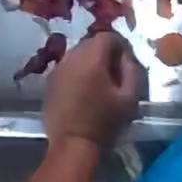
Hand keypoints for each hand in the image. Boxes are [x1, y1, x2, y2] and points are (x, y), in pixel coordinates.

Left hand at [41, 33, 140, 151]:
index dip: (120, 45)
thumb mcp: (129, 98)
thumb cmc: (104, 123)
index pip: (107, 36)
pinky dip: (77, 71)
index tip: (126, 61)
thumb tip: (126, 57)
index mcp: (91, 59)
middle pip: (90, 43)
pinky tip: (83, 90)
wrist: (73, 145)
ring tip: (99, 82)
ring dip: (90, 61)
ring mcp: (57, 69)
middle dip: (104, 52)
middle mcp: (71, 58)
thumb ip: (132, 71)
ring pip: (77, 54)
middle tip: (115, 72)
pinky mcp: (50, 81)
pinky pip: (67, 67)